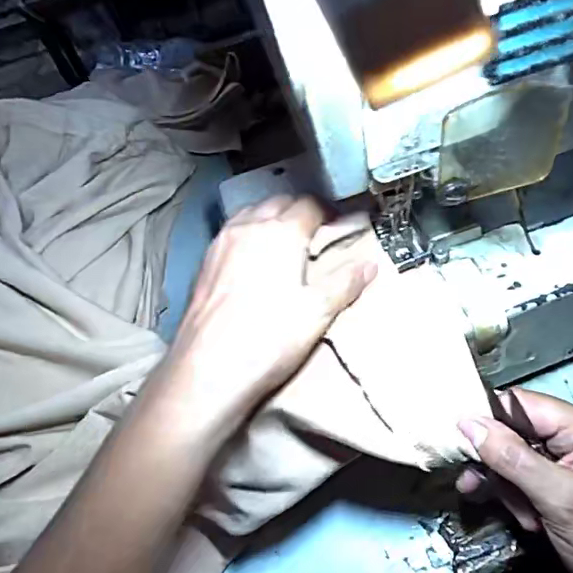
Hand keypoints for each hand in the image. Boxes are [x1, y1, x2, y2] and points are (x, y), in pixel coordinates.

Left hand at [164, 195, 375, 422]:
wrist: (208, 369)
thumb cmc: (269, 339)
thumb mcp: (318, 312)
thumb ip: (345, 283)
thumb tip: (369, 266)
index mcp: (281, 232)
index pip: (310, 204)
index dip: (329, 211)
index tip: (341, 225)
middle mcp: (249, 228)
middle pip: (279, 202)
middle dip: (300, 210)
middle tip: (317, 232)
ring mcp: (221, 243)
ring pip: (251, 213)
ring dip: (271, 217)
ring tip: (285, 240)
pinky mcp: (204, 263)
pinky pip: (231, 233)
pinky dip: (248, 235)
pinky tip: (255, 260)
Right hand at [457, 389, 572, 572]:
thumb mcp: (559, 498)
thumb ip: (513, 458)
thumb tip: (467, 422)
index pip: (522, 404)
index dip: (488, 418)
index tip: (458, 441)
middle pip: (514, 429)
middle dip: (496, 461)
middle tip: (473, 485)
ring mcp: (567, 459)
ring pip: (513, 455)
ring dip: (507, 486)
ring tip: (520, 515)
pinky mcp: (558, 482)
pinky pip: (522, 476)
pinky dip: (516, 497)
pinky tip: (526, 520)